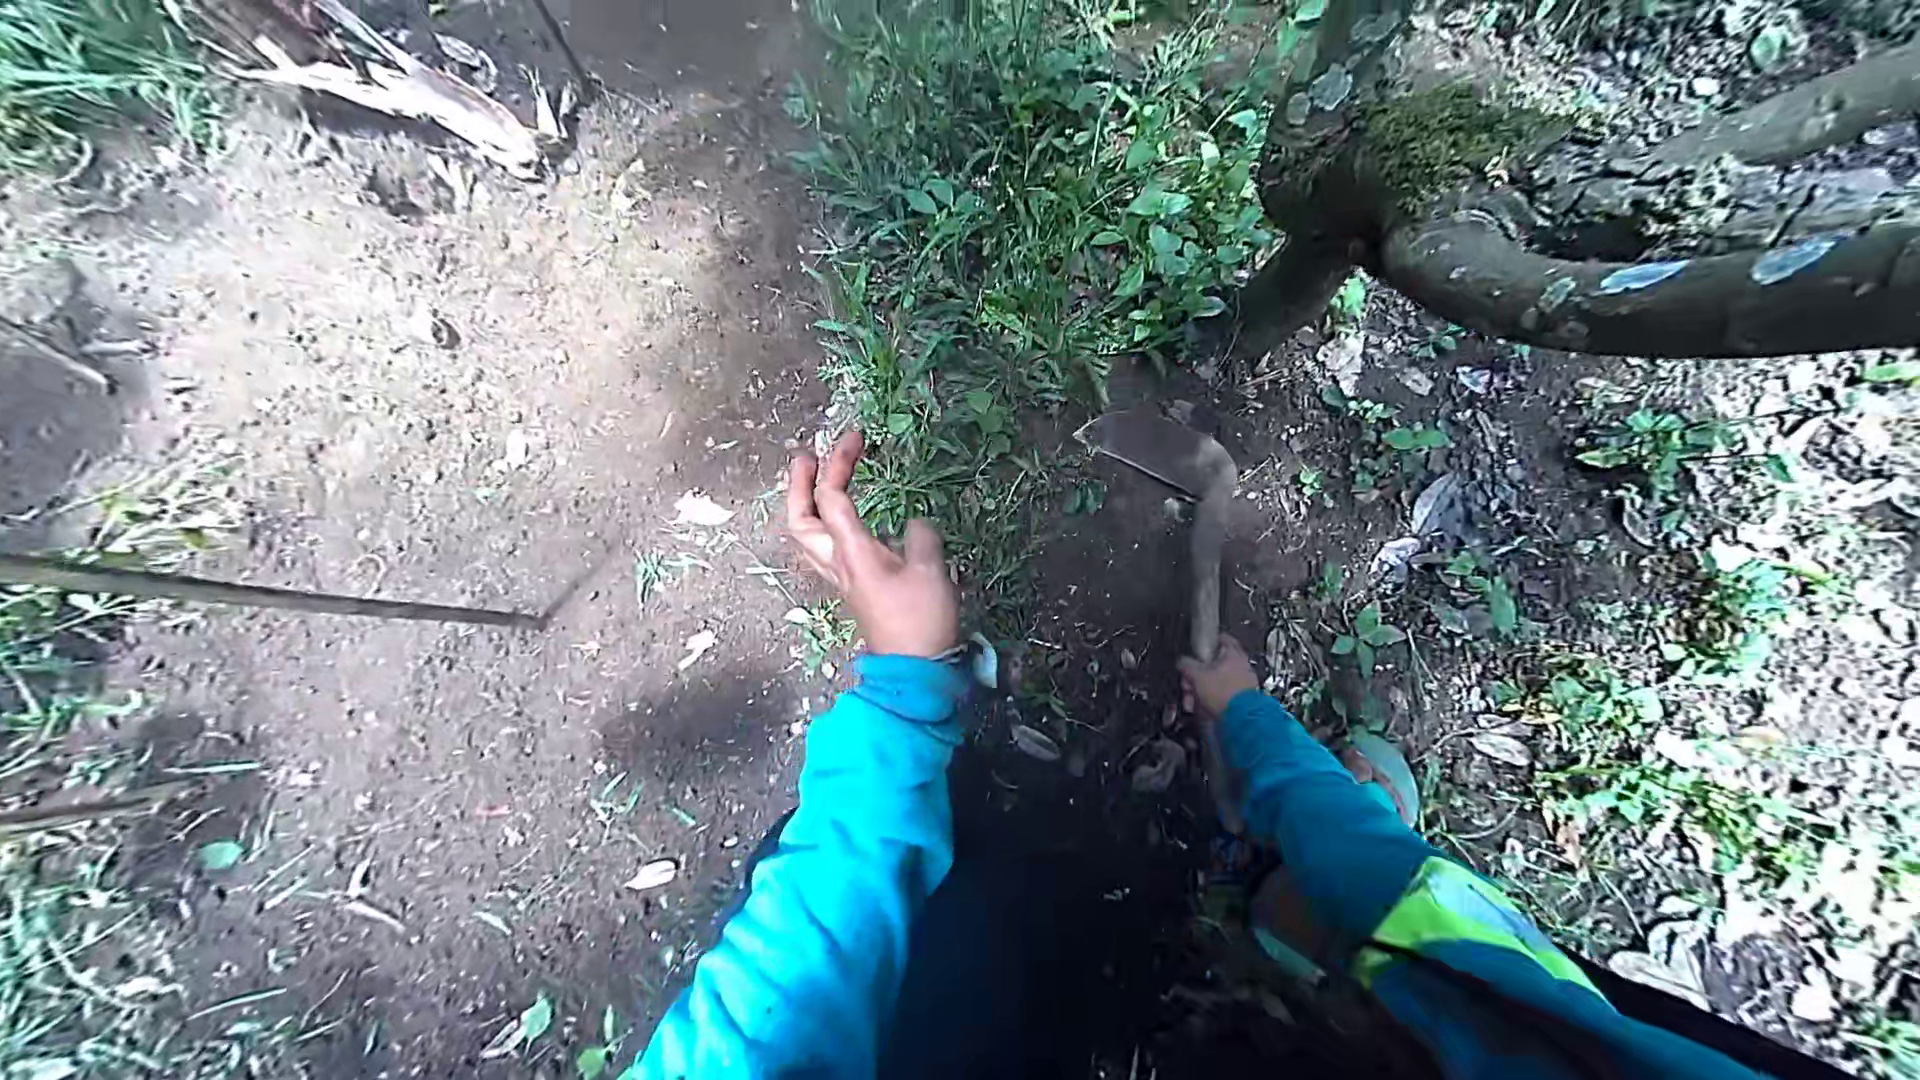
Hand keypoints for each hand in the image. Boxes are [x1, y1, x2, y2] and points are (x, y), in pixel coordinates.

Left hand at [786, 430, 959, 658]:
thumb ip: (920, 537)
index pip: (832, 498)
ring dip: (805, 505)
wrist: (913, 666)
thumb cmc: (921, 618)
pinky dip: (824, 525)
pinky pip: (824, 549)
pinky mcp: (852, 587)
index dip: (839, 463)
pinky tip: (840, 521)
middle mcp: (838, 563)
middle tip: (807, 457)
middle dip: (798, 484)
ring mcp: (841, 577)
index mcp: (853, 551)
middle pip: (800, 519)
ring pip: (807, 537)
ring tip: (814, 482)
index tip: (855, 438)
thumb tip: (914, 524)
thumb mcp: (930, 570)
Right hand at [1176, 633, 1259, 721]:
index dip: (1208, 642)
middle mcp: (1241, 667)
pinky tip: (1201, 709)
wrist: (1242, 720)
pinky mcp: (1241, 699)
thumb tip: (1181, 662)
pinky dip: (1210, 701)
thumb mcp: (1196, 674)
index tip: (1198, 648)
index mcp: (1233, 654)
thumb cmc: (1224, 693)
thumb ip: (1186, 664)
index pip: (1222, 638)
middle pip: (1213, 665)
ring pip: (1215, 682)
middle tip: (1188, 683)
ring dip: (1200, 691)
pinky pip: (1221, 696)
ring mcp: (1243, 683)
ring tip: (1192, 701)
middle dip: (1196, 675)